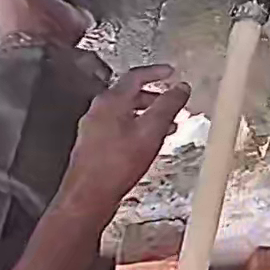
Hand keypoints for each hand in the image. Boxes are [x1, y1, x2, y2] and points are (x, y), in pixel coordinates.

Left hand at [62, 64, 191, 212]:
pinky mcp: (93, 145)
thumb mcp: (152, 130)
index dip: (156, 72)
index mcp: (111, 101)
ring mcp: (93, 128)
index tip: (170, 72)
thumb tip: (181, 88)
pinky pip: (118, 127)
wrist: (88, 197)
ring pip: (125, 112)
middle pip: (130, 94)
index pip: (136, 76)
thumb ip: (168, 105)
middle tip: (171, 100)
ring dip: (147, 114)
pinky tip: (147, 143)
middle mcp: (98, 110)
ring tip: (166, 124)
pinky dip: (136, 127)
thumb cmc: (116, 164)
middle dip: (155, 97)